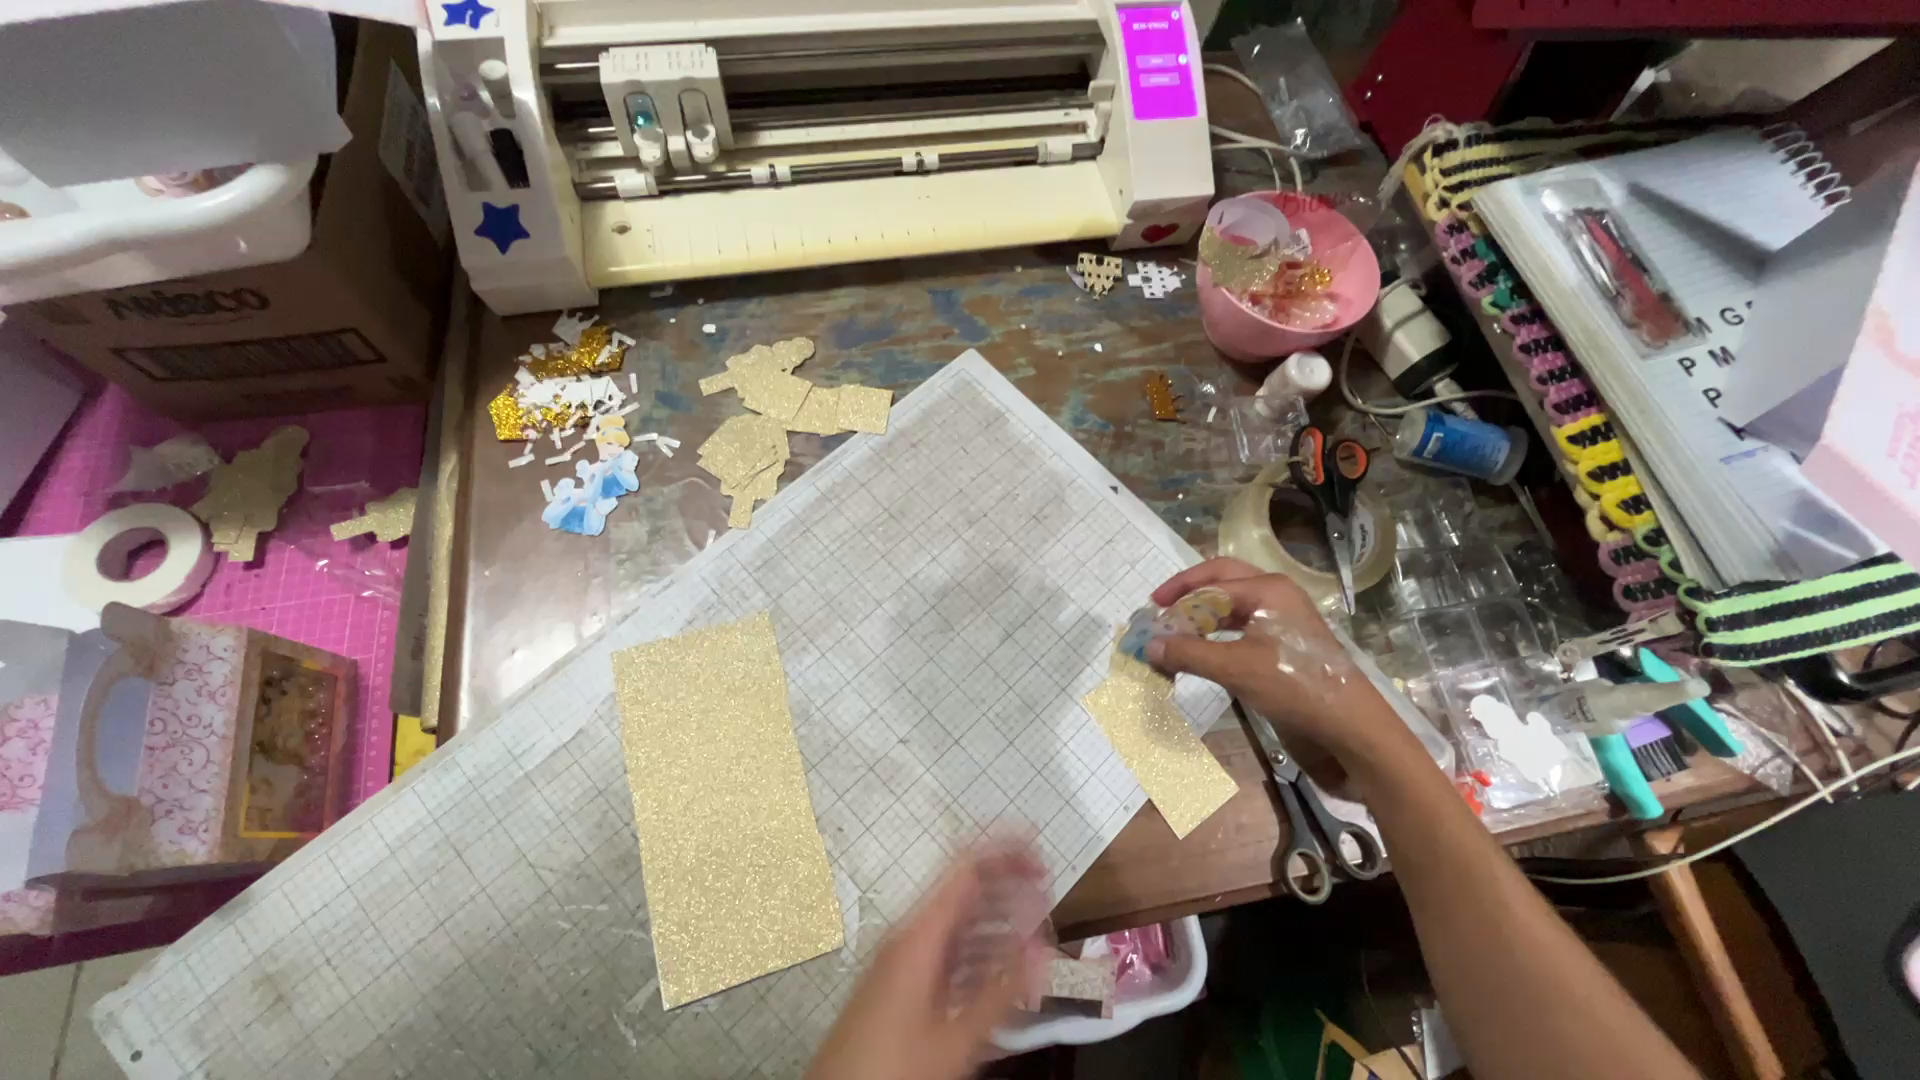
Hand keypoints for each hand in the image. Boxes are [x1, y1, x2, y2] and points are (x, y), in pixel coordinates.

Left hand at [805, 843, 1047, 1079]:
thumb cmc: (892, 1065)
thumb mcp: (957, 1036)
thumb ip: (1002, 989)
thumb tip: (1040, 947)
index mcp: (919, 934)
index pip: (965, 869)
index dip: (1002, 851)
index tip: (1035, 846)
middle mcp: (908, 935)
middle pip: (963, 891)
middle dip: (1006, 884)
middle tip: (1045, 885)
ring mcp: (902, 957)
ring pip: (956, 921)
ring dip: (996, 917)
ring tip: (1034, 921)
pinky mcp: (900, 980)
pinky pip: (944, 948)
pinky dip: (976, 946)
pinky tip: (1001, 962)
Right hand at [1146, 557, 1422, 792]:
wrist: (1350, 728)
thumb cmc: (1296, 687)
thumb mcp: (1236, 669)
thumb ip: (1189, 654)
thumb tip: (1148, 646)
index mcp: (1268, 590)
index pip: (1210, 583)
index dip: (1176, 599)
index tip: (1149, 618)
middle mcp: (1275, 596)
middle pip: (1222, 581)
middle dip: (1188, 593)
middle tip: (1160, 608)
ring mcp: (1281, 622)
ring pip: (1232, 605)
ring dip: (1201, 615)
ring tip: (1175, 632)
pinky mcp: (1282, 647)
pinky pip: (1240, 629)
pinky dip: (1215, 635)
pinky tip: (1200, 651)